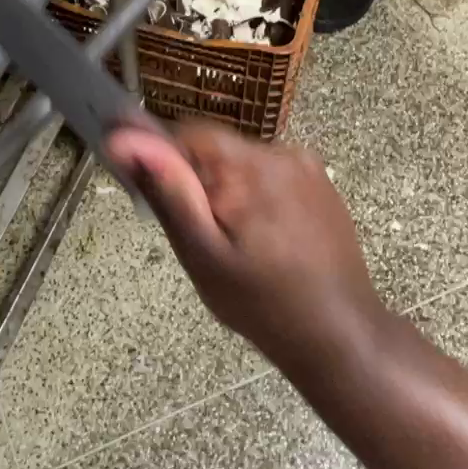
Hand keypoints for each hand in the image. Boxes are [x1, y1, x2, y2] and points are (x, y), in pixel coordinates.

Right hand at [105, 121, 386, 375]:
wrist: (341, 336)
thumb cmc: (262, 304)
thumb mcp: (203, 253)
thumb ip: (168, 191)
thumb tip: (126, 140)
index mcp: (250, 166)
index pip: (188, 132)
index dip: (160, 154)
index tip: (145, 186)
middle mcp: (283, 153)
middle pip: (217, 149)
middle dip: (196, 182)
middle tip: (195, 235)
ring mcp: (308, 168)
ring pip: (242, 165)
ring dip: (226, 191)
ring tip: (230, 245)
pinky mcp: (321, 186)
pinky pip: (270, 178)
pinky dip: (253, 199)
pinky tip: (259, 242)